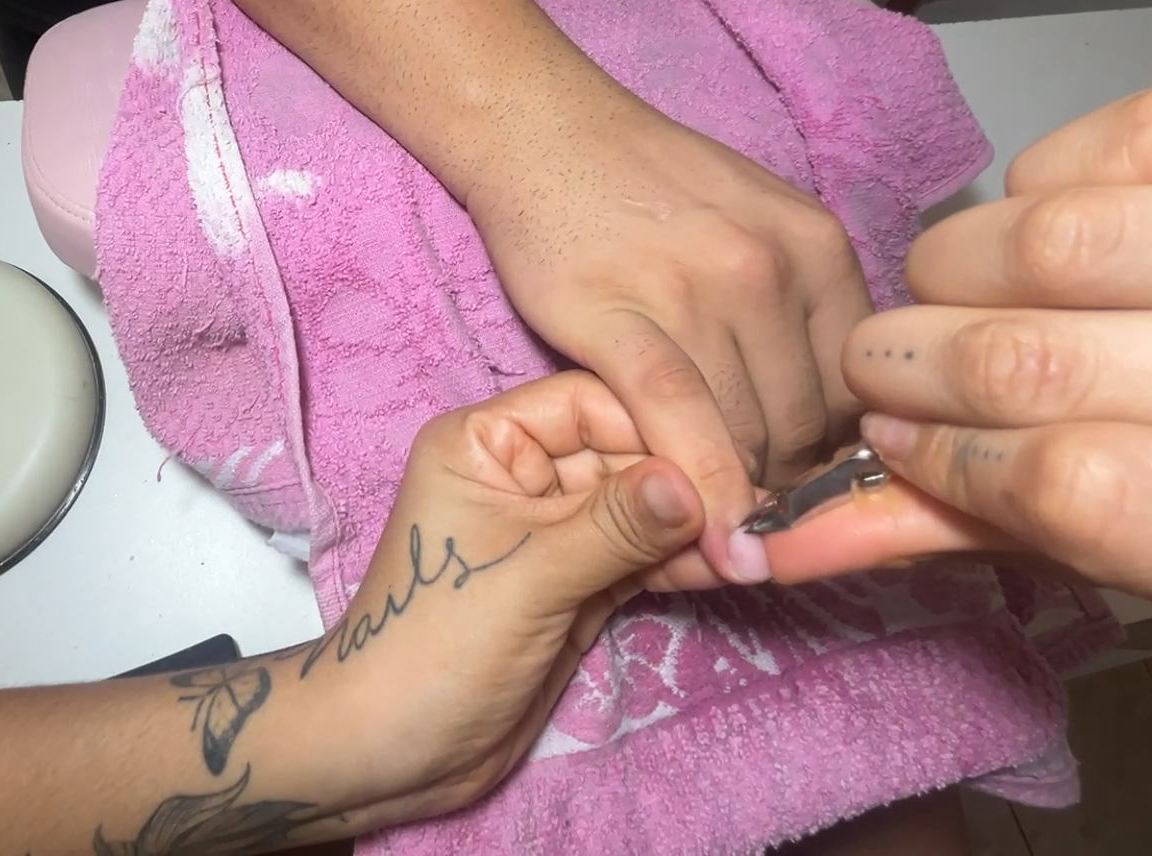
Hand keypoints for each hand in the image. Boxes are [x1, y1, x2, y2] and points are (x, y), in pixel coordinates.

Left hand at [310, 371, 704, 826]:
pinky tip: (723, 569)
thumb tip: (698, 483)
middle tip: (753, 520)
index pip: (588, 404)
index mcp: (484, 441)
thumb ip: (614, 526)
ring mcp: (550, 524)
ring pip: (638, 504)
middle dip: (685, 483)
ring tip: (749, 551)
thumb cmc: (437, 642)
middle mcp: (519, 470)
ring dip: (692, 526)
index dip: (658, 427)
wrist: (398, 746)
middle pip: (621, 451)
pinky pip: (639, 552)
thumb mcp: (527, 576)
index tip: (726, 471)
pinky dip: (678, 560)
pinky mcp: (574, 574)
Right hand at [470, 111, 872, 587]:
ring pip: (746, 428)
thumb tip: (807, 388)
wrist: (545, 136)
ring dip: (736, 485)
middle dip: (780, 478)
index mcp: (815, 246)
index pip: (854, 385)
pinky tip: (706, 526)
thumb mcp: (749, 212)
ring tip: (715, 514)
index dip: (830, 450)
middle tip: (748, 507)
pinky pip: (677, 414)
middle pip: (802, 418)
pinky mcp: (619, 317)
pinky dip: (699, 478)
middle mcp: (771, 270)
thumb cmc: (639, 177)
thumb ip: (792, 293)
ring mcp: (696, 294)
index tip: (797, 481)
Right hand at [762, 72, 1151, 637]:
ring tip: (962, 289)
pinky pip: (1142, 133)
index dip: (950, 462)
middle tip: (892, 361)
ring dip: (955, 267)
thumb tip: (800, 539)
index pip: (1080, 493)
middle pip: (1037, 364)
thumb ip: (978, 527)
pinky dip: (1047, 175)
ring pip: (1061, 242)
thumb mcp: (1141, 539)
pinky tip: (1051, 212)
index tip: (900, 438)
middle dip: (911, 361)